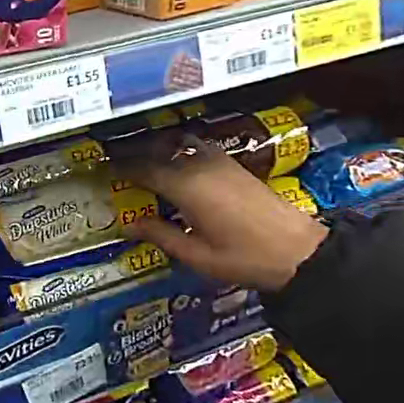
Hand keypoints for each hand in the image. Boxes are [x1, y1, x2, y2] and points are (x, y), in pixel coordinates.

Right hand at [116, 132, 327, 291]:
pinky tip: (175, 162)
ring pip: (179, 144)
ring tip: (141, 157)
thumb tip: (129, 224)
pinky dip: (178, 150)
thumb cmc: (245, 258)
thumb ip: (161, 235)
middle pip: (159, 150)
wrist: (300, 252)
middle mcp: (200, 166)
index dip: (121, 168)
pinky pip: (196, 148)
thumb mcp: (197, 256)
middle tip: (115, 159)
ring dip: (158, 147)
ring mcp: (219, 161)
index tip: (103, 169)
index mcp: (186, 187)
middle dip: (135, 153)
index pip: (143, 169)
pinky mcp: (233, 164)